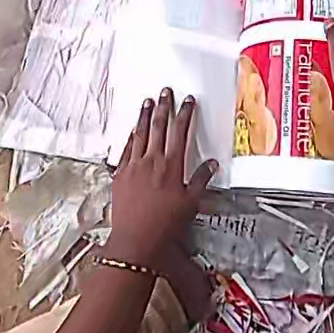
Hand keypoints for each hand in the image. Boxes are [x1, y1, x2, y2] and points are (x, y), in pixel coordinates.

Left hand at [107, 89, 214, 267]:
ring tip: (147, 101)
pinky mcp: (121, 174)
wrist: (136, 241)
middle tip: (166, 91)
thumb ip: (201, 180)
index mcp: (171, 166)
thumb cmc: (166, 224)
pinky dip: (131, 136)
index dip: (185, 114)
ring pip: (140, 133)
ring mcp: (134, 165)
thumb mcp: (191, 203)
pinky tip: (133, 129)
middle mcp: (152, 160)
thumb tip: (212, 163)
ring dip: (145, 116)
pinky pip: (126, 149)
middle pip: (159, 126)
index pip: (180, 132)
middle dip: (163, 107)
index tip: (188, 101)